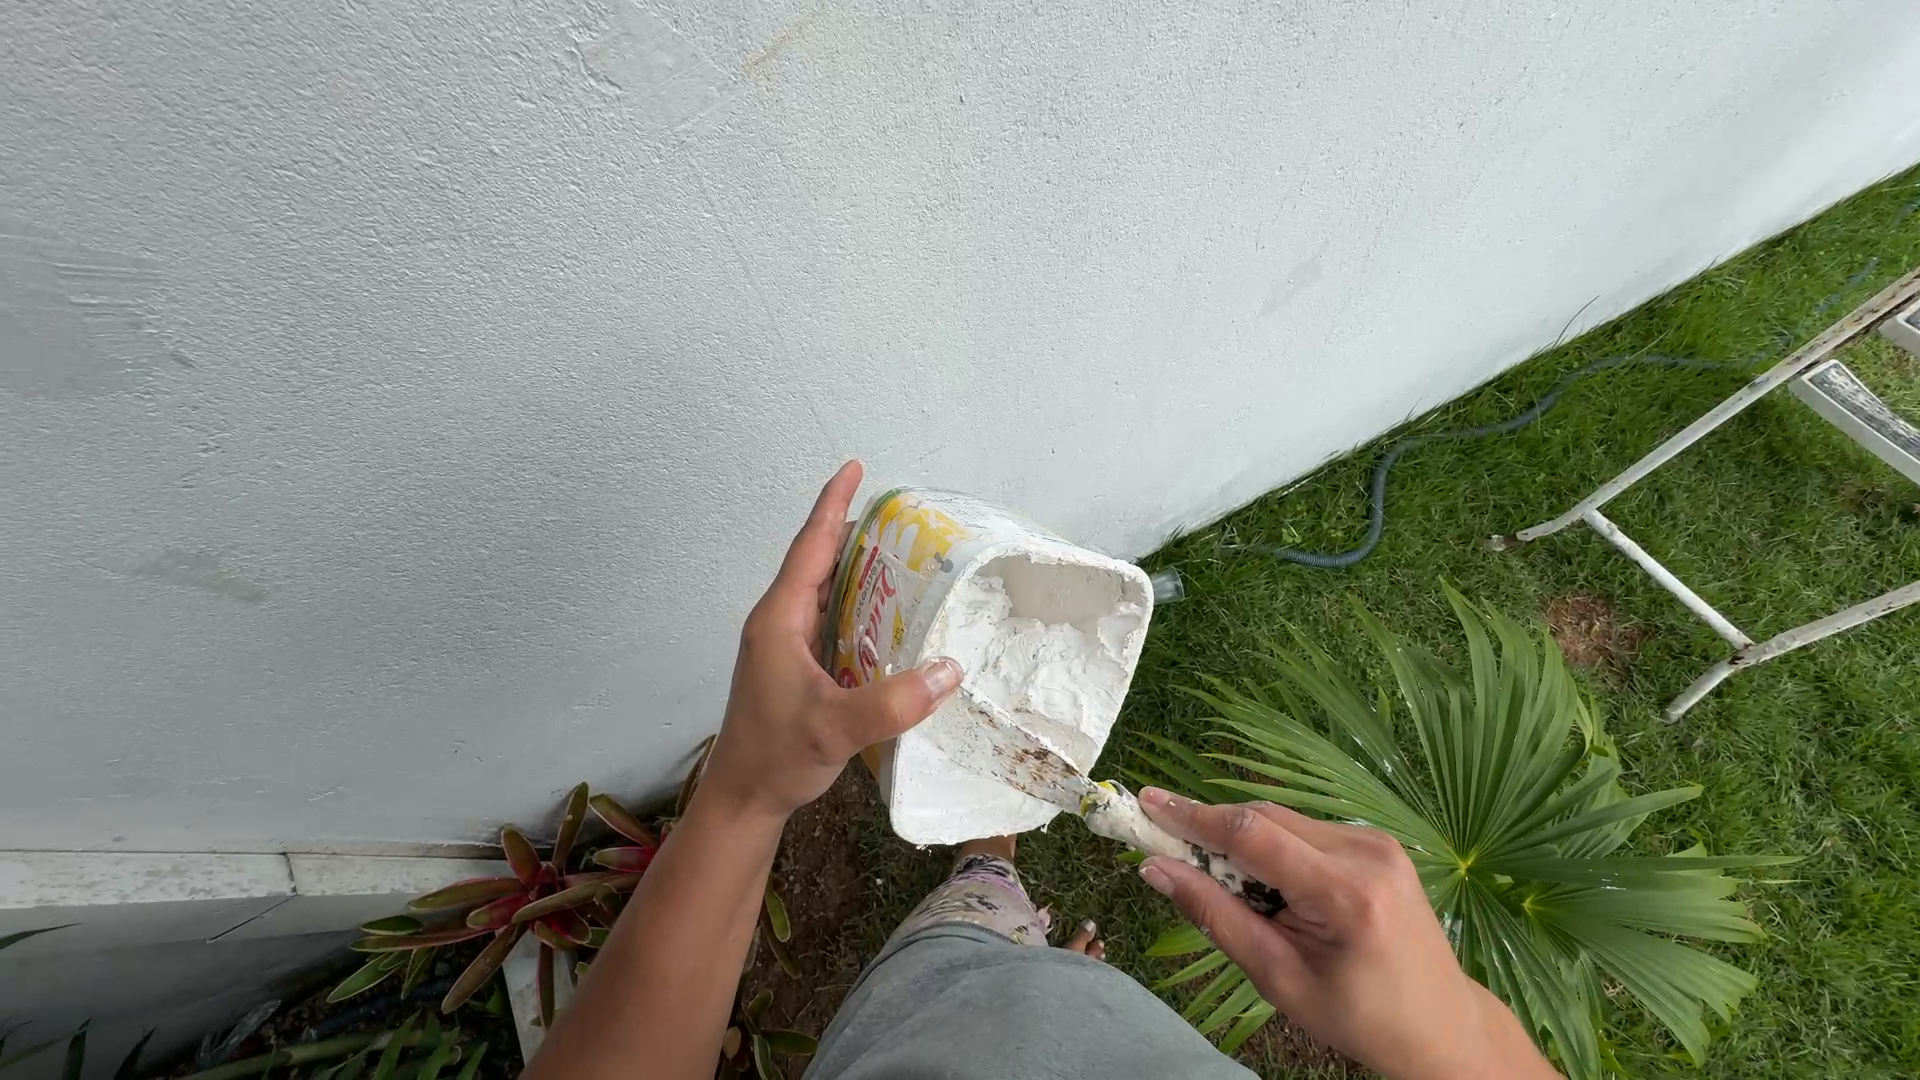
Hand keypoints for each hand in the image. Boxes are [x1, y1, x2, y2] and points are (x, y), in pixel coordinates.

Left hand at [700, 462, 962, 821]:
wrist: (742, 799)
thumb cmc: (777, 756)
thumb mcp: (836, 728)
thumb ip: (892, 702)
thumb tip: (951, 669)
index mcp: (780, 619)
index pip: (811, 547)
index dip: (833, 505)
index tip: (854, 467)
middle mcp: (780, 622)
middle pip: (820, 561)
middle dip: (856, 534)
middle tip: (902, 521)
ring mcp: (785, 645)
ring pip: (826, 591)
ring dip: (859, 570)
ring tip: (903, 559)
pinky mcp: (795, 666)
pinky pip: (830, 618)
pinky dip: (858, 605)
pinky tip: (888, 617)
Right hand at [1135, 790, 1559, 1079]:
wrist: (1445, 1028)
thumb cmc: (1358, 1016)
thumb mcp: (1278, 978)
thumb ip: (1215, 916)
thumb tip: (1154, 869)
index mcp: (1347, 894)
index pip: (1252, 835)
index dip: (1193, 815)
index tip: (1146, 801)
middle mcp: (1365, 852)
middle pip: (1263, 818)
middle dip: (1210, 828)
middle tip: (1166, 843)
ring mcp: (1375, 840)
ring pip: (1279, 819)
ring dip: (1239, 839)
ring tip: (1225, 880)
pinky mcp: (1375, 840)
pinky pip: (1301, 828)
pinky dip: (1269, 844)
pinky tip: (1266, 881)